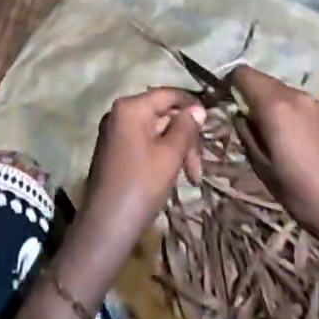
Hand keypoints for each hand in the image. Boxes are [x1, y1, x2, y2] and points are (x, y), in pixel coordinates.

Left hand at [54, 89, 204, 298]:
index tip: (212, 128)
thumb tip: (198, 108)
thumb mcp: (169, 155)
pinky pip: (144, 142)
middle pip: (163, 114)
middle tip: (198, 169)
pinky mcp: (114, 150)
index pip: (168, 94)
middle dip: (185, 138)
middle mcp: (119, 113)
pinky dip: (162, 154)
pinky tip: (172, 175)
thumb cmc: (141, 185)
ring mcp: (114, 132)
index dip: (193, 107)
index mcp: (130, 107)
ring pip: (156, 130)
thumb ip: (185, 128)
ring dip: (176, 150)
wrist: (107, 223)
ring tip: (190, 178)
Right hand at [229, 66, 318, 244]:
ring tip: (275, 137)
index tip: (227, 106)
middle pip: (264, 81)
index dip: (230, 85)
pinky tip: (299, 144)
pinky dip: (292, 114)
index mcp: (275, 105)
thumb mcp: (261, 166)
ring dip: (273, 106)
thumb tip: (239, 115)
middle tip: (250, 126)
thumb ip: (246, 133)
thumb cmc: (301, 193)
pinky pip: (303, 105)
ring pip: (284, 92)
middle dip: (251, 96)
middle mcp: (297, 96)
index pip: (243, 73)